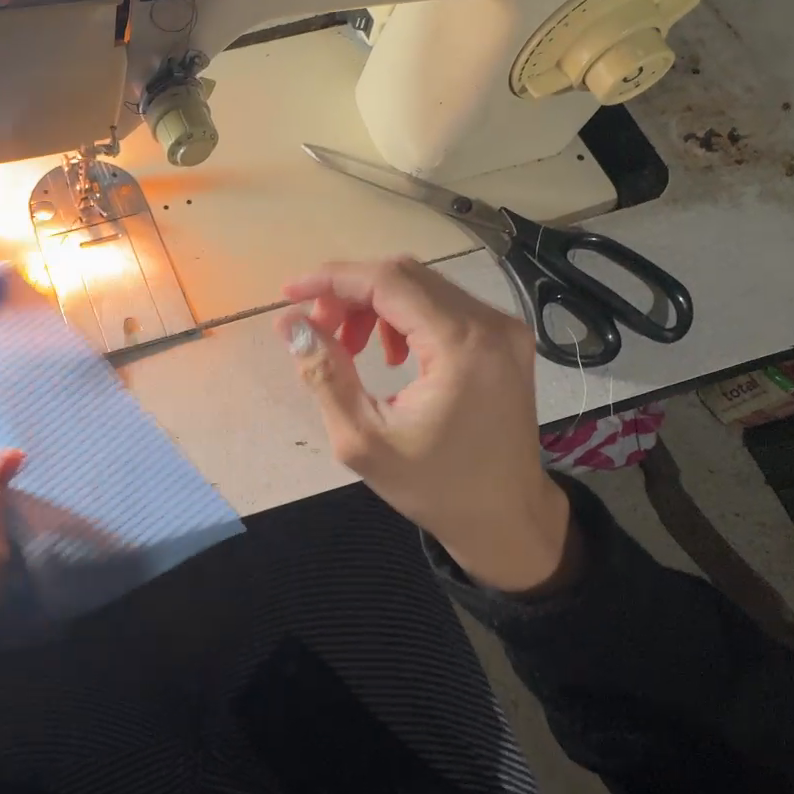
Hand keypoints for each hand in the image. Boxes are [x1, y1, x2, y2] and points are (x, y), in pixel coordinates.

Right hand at [277, 259, 573, 592]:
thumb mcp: (362, 438)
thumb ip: (324, 373)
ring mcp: (504, 329)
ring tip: (347, 347)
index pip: (387, 282)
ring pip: (423, 286)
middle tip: (315, 330)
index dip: (331, 279)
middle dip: (349, 293)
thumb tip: (290, 324)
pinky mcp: (505, 340)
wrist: (505, 517)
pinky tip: (386, 354)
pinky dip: (403, 316)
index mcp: (461, 345)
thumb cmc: (433, 486)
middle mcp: (491, 323)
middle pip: (405, 276)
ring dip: (373, 304)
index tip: (288, 294)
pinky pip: (443, 306)